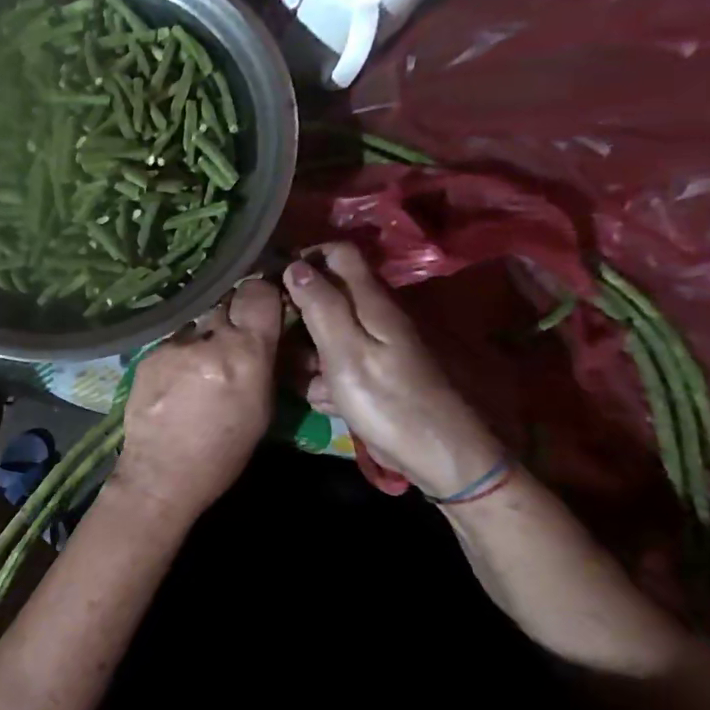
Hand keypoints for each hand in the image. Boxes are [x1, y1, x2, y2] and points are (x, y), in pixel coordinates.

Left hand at [112, 277, 286, 519]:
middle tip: (235, 335)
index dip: (263, 294)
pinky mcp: (147, 354)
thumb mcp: (261, 408)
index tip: (265, 303)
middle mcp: (207, 340)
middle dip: (234, 314)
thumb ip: (263, 362)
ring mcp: (172, 345)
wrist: (161, 471)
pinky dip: (180, 351)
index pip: (258, 294)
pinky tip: (178, 376)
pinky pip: (173, 341)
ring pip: (197, 322)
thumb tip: (264, 334)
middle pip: (226, 303)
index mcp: (245, 354)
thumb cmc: (223, 452)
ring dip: (205, 334)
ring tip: (203, 362)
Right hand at [283, 243, 503, 498]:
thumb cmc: (387, 402)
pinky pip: (337, 365)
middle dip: (298, 313)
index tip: (271, 278)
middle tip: (275, 337)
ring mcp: (376, 347)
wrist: (438, 455)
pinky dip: (325, 379)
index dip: (304, 257)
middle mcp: (375, 317)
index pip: (338, 254)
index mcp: (371, 303)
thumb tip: (295, 265)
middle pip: (327, 296)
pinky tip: (326, 401)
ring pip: (326, 335)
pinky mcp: (373, 375)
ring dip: (307, 354)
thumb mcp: (346, 351)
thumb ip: (320, 307)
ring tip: (300, 379)